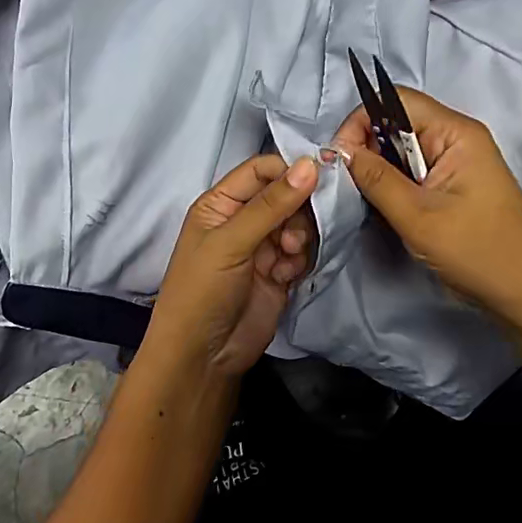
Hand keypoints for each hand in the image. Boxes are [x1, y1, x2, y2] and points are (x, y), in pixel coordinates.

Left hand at [148, 155, 319, 376]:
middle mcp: (241, 220)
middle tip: (295, 234)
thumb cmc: (203, 290)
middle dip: (297, 210)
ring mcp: (261, 248)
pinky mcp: (278, 273)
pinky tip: (286, 277)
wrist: (204, 357)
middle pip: (285, 196)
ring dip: (300, 237)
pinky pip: (302, 253)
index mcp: (220, 203)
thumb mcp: (231, 242)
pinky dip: (300, 261)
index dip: (288, 171)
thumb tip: (310, 165)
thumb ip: (271, 204)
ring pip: (298, 224)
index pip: (260, 170)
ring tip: (289, 257)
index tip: (318, 178)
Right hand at [332, 87, 521, 318]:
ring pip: (401, 147)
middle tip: (348, 183)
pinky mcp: (452, 183)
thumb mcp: (418, 217)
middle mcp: (456, 137)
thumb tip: (338, 151)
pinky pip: (412, 168)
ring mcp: (456, 161)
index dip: (360, 121)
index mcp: (455, 133)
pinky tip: (386, 205)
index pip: (395, 101)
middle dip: (366, 146)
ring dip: (378, 168)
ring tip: (365, 197)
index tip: (340, 158)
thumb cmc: (478, 252)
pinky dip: (392, 182)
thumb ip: (375, 179)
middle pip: (396, 121)